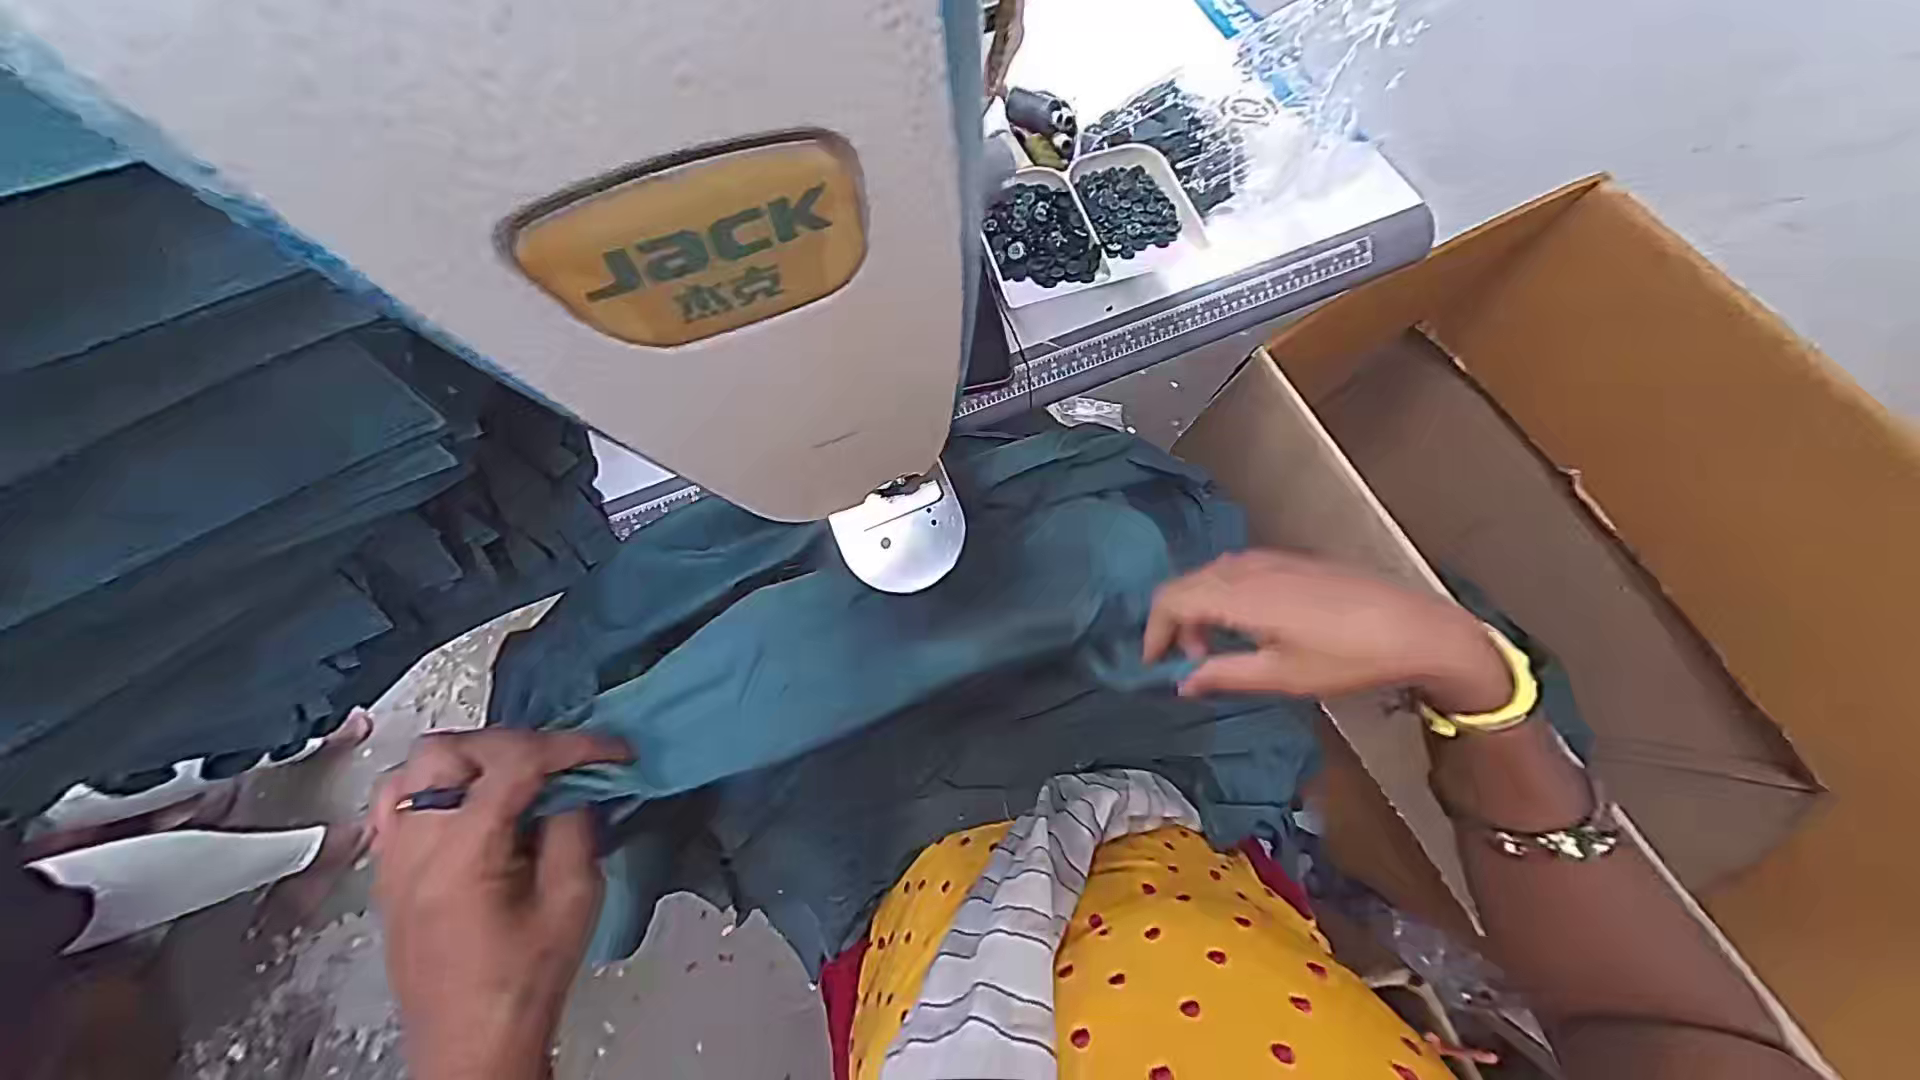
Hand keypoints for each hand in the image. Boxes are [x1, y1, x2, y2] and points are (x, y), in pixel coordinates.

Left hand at [371, 729, 630, 1079]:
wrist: (473, 1042)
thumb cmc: (527, 977)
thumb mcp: (574, 895)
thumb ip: (573, 826)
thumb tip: (575, 786)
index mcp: (460, 858)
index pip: (514, 766)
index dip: (573, 746)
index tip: (613, 749)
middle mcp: (412, 851)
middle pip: (451, 751)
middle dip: (518, 742)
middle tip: (564, 759)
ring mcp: (393, 861)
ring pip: (415, 767)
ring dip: (475, 756)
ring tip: (521, 772)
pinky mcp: (392, 872)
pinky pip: (399, 801)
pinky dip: (442, 782)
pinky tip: (478, 797)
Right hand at [1143, 550, 1511, 712]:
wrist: (1418, 627)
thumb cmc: (1348, 657)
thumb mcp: (1281, 676)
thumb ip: (1223, 675)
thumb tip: (1181, 682)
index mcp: (1238, 594)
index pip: (1171, 600)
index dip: (1154, 631)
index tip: (1154, 663)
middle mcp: (1243, 567)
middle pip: (1183, 585)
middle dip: (1173, 623)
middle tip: (1188, 661)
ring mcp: (1265, 558)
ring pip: (1205, 577)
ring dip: (1196, 609)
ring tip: (1214, 647)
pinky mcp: (1284, 559)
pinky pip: (1230, 572)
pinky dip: (1218, 597)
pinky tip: (1242, 624)